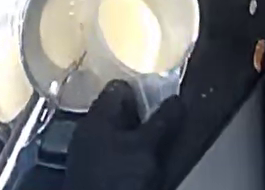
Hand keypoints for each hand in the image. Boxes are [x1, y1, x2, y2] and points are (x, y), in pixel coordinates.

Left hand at [63, 81, 183, 189]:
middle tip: (162, 127)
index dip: (142, 91)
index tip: (161, 102)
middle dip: (141, 116)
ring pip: (116, 134)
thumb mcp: (147, 147)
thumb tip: (177, 99)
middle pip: (119, 111)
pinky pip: (111, 154)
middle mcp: (89, 127)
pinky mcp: (90, 173)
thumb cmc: (120, 176)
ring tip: (154, 148)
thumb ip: (162, 121)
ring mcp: (86, 152)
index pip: (120, 87)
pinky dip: (125, 156)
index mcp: (98, 113)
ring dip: (133, 138)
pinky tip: (138, 167)